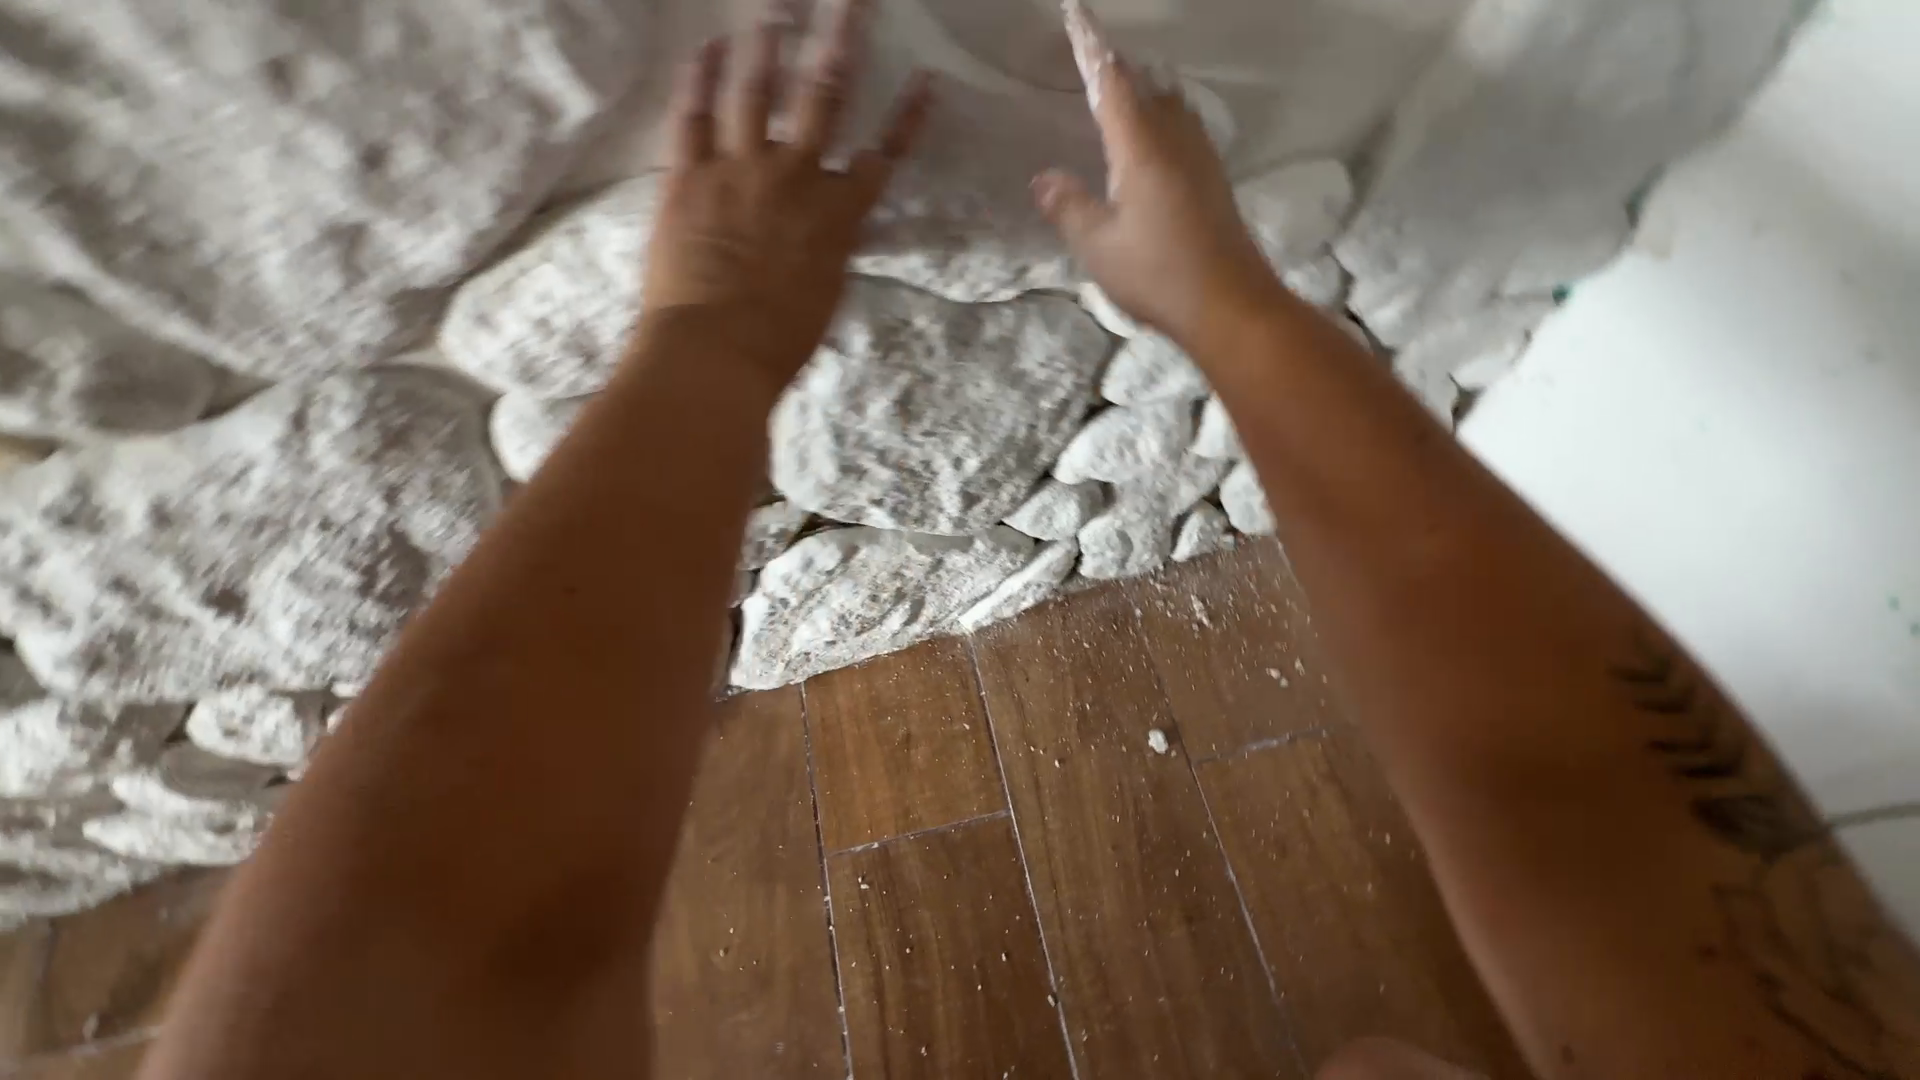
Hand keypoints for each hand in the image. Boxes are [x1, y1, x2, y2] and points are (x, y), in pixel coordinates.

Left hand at [639, 0, 932, 393]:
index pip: (881, 158)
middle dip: (842, 39)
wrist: (716, 351)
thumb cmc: (779, 342)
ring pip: (757, 90)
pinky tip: (708, 46)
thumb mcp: (824, 298)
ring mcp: (739, 169)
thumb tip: (830, 234)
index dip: (906, 119)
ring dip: (768, 41)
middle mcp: (794, 177)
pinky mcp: (689, 175)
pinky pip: (694, 114)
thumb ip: (830, 252)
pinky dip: (701, 77)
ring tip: (774, 5)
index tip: (926, 81)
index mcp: (836, 217)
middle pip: (824, 96)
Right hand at [1034, 14, 1279, 348]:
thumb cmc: (1158, 274)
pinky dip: (1161, 118)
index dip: (1091, 47)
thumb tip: (1042, 179)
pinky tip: (1156, 137)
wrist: (1228, 304)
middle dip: (1116, 69)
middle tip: (1091, 59)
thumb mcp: (1099, 245)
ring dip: (1143, 91)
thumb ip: (1069, 207)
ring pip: (1169, 105)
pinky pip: (1183, 129)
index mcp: (1141, 147)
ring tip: (1121, 93)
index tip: (1077, 14)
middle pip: (1144, 86)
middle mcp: (1175, 139)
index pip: (1112, 82)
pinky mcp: (1213, 180)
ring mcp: (1200, 158)